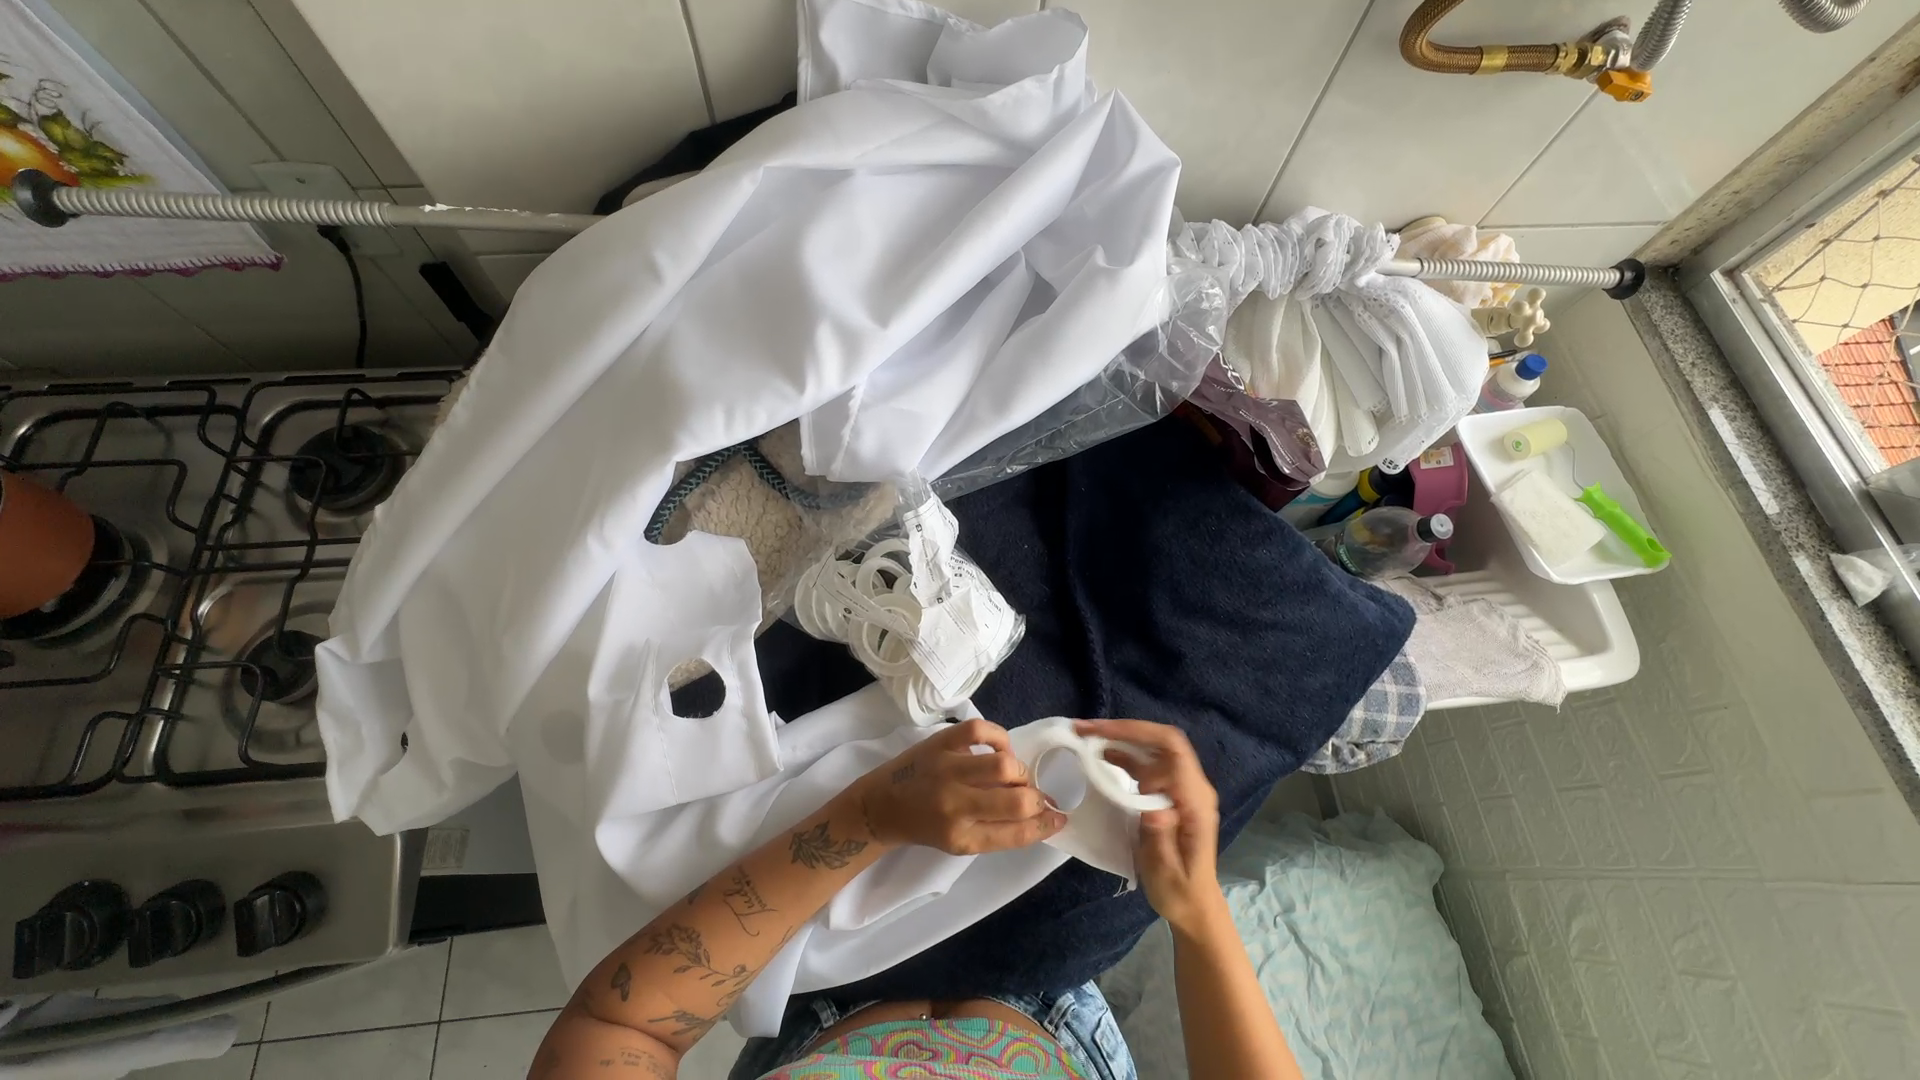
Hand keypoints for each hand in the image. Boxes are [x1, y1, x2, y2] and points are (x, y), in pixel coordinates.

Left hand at [849, 717, 1066, 855]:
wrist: (882, 805)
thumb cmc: (927, 826)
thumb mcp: (962, 842)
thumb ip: (1001, 831)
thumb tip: (1044, 814)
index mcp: (961, 837)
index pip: (1016, 834)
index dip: (1045, 825)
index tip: (1058, 817)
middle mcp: (954, 806)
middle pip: (1016, 802)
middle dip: (1036, 798)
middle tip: (1033, 795)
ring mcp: (946, 770)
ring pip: (1003, 766)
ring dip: (1019, 770)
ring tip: (1013, 774)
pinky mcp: (940, 743)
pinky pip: (981, 730)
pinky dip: (999, 738)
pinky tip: (999, 749)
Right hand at [1076, 718, 1224, 934]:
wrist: (1194, 905)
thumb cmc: (1180, 891)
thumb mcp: (1166, 870)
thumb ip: (1161, 837)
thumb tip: (1155, 807)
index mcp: (1194, 800)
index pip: (1172, 749)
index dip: (1137, 734)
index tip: (1101, 734)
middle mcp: (1192, 786)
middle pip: (1161, 741)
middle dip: (1123, 730)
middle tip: (1084, 729)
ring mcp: (1181, 788)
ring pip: (1152, 749)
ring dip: (1120, 739)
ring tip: (1085, 737)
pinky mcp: (1170, 793)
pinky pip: (1148, 764)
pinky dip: (1124, 755)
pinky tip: (1101, 755)